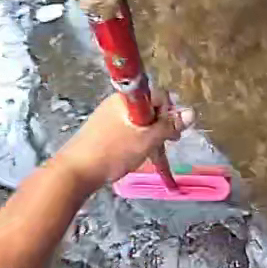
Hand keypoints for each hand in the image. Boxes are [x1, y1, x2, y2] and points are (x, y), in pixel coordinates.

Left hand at [53, 92, 193, 190]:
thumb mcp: (147, 140)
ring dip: (151, 135)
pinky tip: (138, 155)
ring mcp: (109, 116)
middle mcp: (118, 103)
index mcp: (128, 98)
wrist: (74, 172)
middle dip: (162, 124)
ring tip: (154, 153)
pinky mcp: (103, 130)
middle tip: (167, 143)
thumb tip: (192, 112)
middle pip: (150, 107)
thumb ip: (169, 126)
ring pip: (140, 121)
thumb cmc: (113, 152)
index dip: (170, 111)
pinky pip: (128, 130)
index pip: (159, 95)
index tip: (171, 131)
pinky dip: (138, 140)